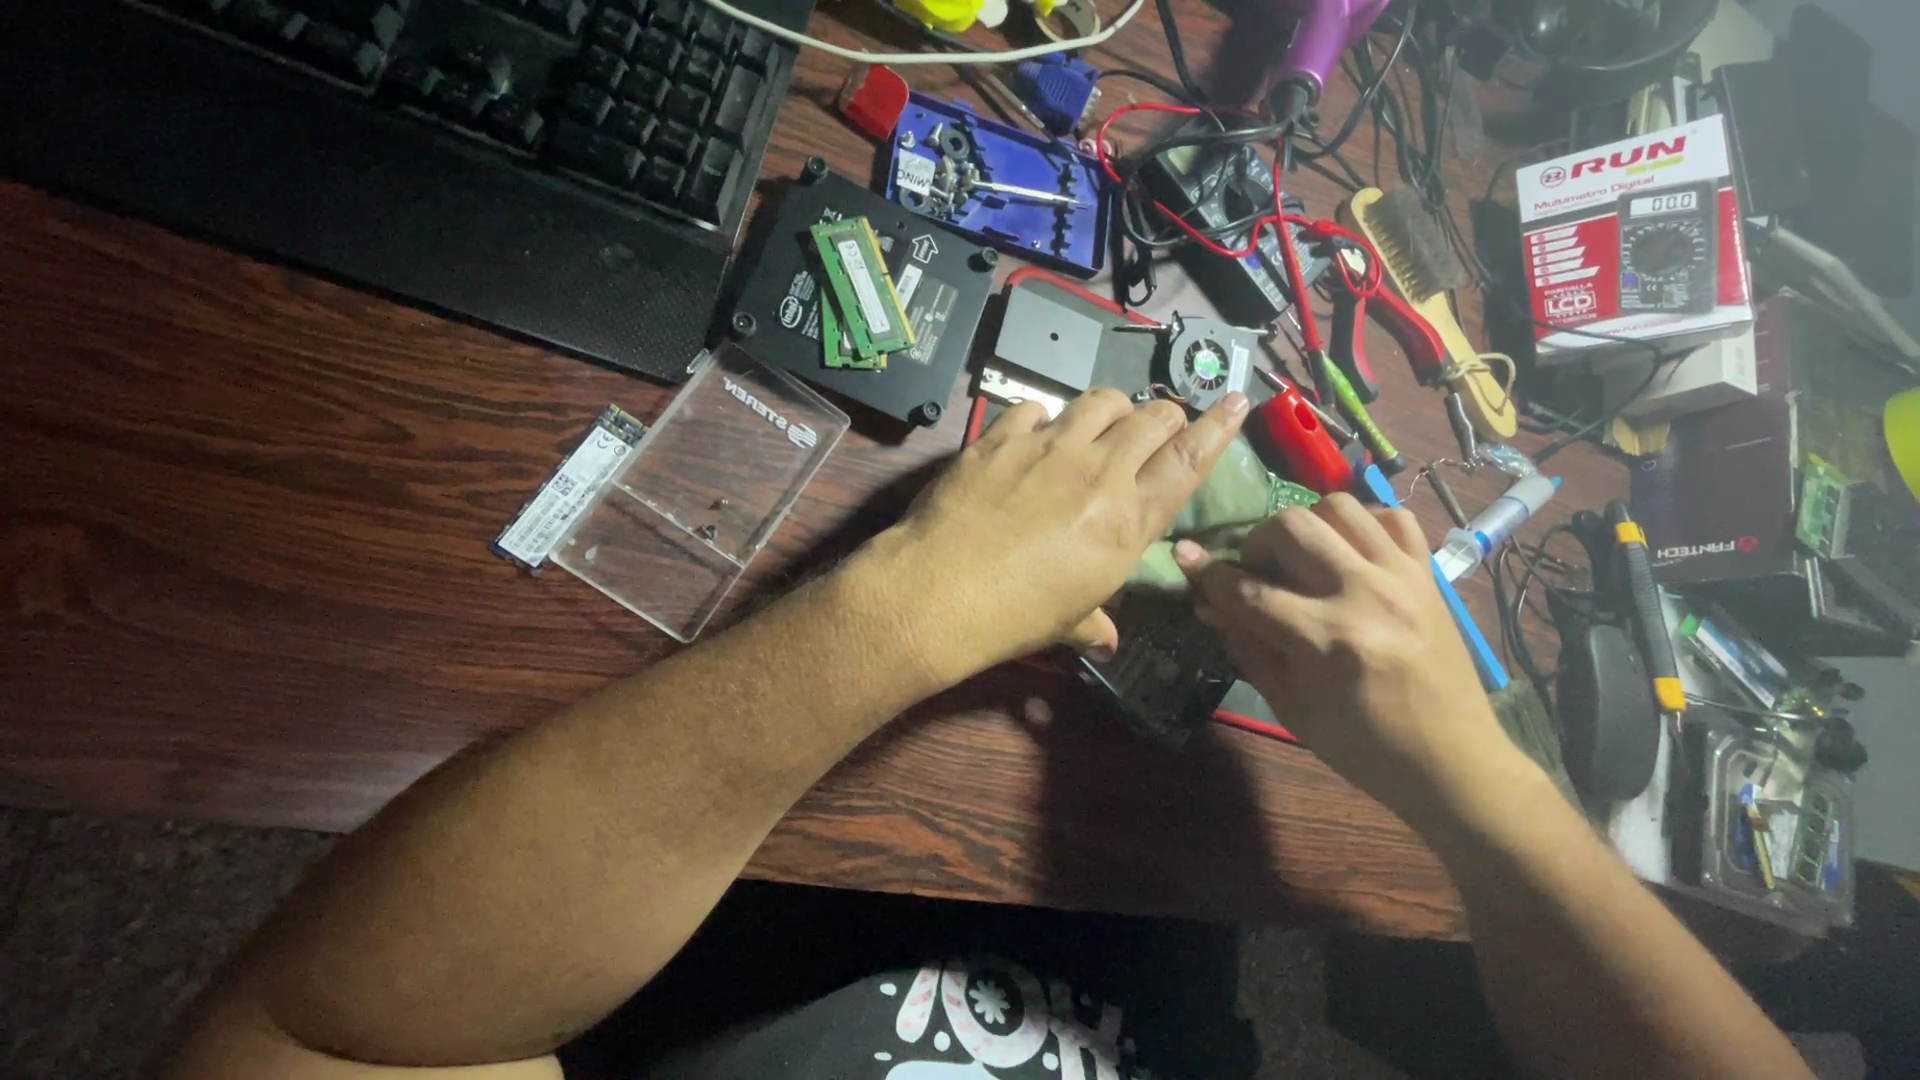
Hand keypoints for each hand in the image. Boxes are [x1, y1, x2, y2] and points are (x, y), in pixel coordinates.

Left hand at [865, 388, 1248, 688]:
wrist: (938, 591)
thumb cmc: (1014, 617)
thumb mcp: (1067, 622)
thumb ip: (1095, 621)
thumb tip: (1106, 641)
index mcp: (1127, 519)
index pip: (1188, 459)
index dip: (1218, 427)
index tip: (1236, 402)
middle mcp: (1098, 471)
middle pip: (1152, 417)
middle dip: (1165, 415)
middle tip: (1158, 427)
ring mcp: (1048, 446)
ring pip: (1101, 400)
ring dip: (1113, 409)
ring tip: (1103, 425)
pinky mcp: (1002, 436)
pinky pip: (1037, 408)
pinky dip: (1045, 419)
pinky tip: (1035, 437)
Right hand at [1175, 495, 1513, 824]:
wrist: (1453, 763)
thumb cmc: (1362, 746)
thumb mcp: (1289, 706)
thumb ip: (1247, 646)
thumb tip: (1206, 602)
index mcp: (1326, 640)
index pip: (1248, 590)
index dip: (1208, 573)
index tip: (1184, 557)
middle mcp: (1364, 594)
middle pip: (1289, 527)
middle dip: (1256, 543)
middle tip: (1256, 573)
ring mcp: (1402, 578)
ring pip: (1338, 507)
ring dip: (1305, 524)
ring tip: (1300, 557)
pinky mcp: (1429, 574)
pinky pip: (1392, 517)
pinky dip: (1362, 523)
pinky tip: (1348, 552)